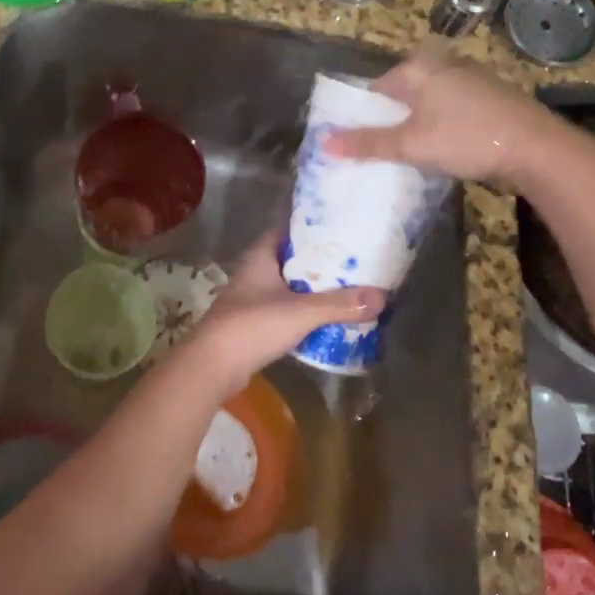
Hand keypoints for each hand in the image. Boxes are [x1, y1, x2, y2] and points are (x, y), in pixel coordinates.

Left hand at [186, 230, 383, 396]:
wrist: (212, 365)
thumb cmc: (253, 325)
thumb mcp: (301, 312)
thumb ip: (340, 304)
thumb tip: (381, 297)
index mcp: (260, 257)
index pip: (286, 231)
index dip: (310, 229)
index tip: (339, 230)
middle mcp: (253, 273)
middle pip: (290, 260)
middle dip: (317, 263)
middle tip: (351, 263)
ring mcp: (250, 300)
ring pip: (287, 288)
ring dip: (311, 290)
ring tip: (346, 290)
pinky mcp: (252, 325)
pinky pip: (283, 312)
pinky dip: (302, 314)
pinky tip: (324, 321)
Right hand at [324, 52, 580, 186]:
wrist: (538, 148)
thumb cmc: (468, 138)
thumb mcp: (412, 145)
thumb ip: (368, 143)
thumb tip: (323, 142)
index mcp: (418, 67)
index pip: (375, 90)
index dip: (362, 118)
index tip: (356, 145)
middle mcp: (441, 63)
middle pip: (401, 95)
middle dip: (389, 122)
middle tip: (378, 155)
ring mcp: (468, 77)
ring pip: (427, 103)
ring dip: (416, 126)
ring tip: (406, 157)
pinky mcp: (488, 95)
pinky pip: (449, 109)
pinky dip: (440, 126)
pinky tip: (441, 150)